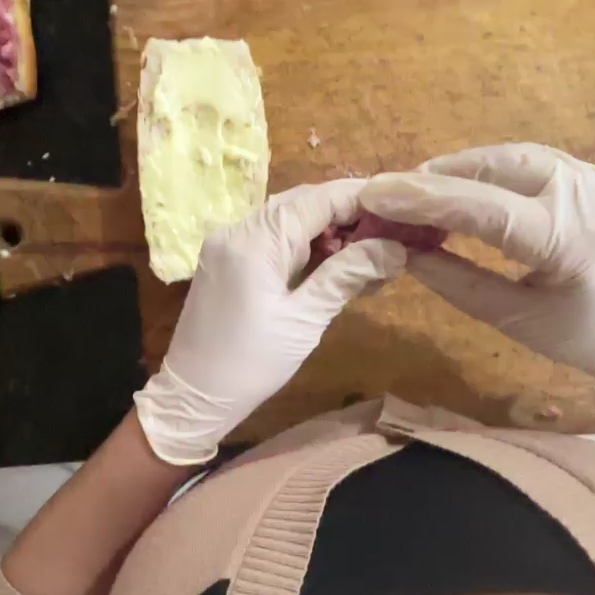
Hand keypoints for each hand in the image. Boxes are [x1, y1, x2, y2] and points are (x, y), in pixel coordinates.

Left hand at [134, 180, 407, 464]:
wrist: (193, 397)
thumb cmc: (250, 364)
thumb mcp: (305, 321)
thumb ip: (348, 275)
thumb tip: (395, 247)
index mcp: (256, 239)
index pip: (319, 197)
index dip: (363, 200)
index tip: (402, 211)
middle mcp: (238, 229)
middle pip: (302, 204)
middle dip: (348, 217)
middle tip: (391, 238)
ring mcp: (227, 244)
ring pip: (287, 221)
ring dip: (327, 234)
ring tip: (368, 258)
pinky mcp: (225, 263)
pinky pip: (270, 241)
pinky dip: (302, 249)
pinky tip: (332, 268)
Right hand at [359, 144, 594, 421]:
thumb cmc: (594, 342)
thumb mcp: (520, 321)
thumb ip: (460, 284)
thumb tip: (407, 257)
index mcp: (575, 244)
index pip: (486, 208)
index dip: (425, 199)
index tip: (376, 194)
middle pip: (503, 166)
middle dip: (441, 175)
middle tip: (393, 191)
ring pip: (523, 157)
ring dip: (467, 168)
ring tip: (423, 188)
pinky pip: (545, 164)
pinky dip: (499, 172)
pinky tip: (471, 188)